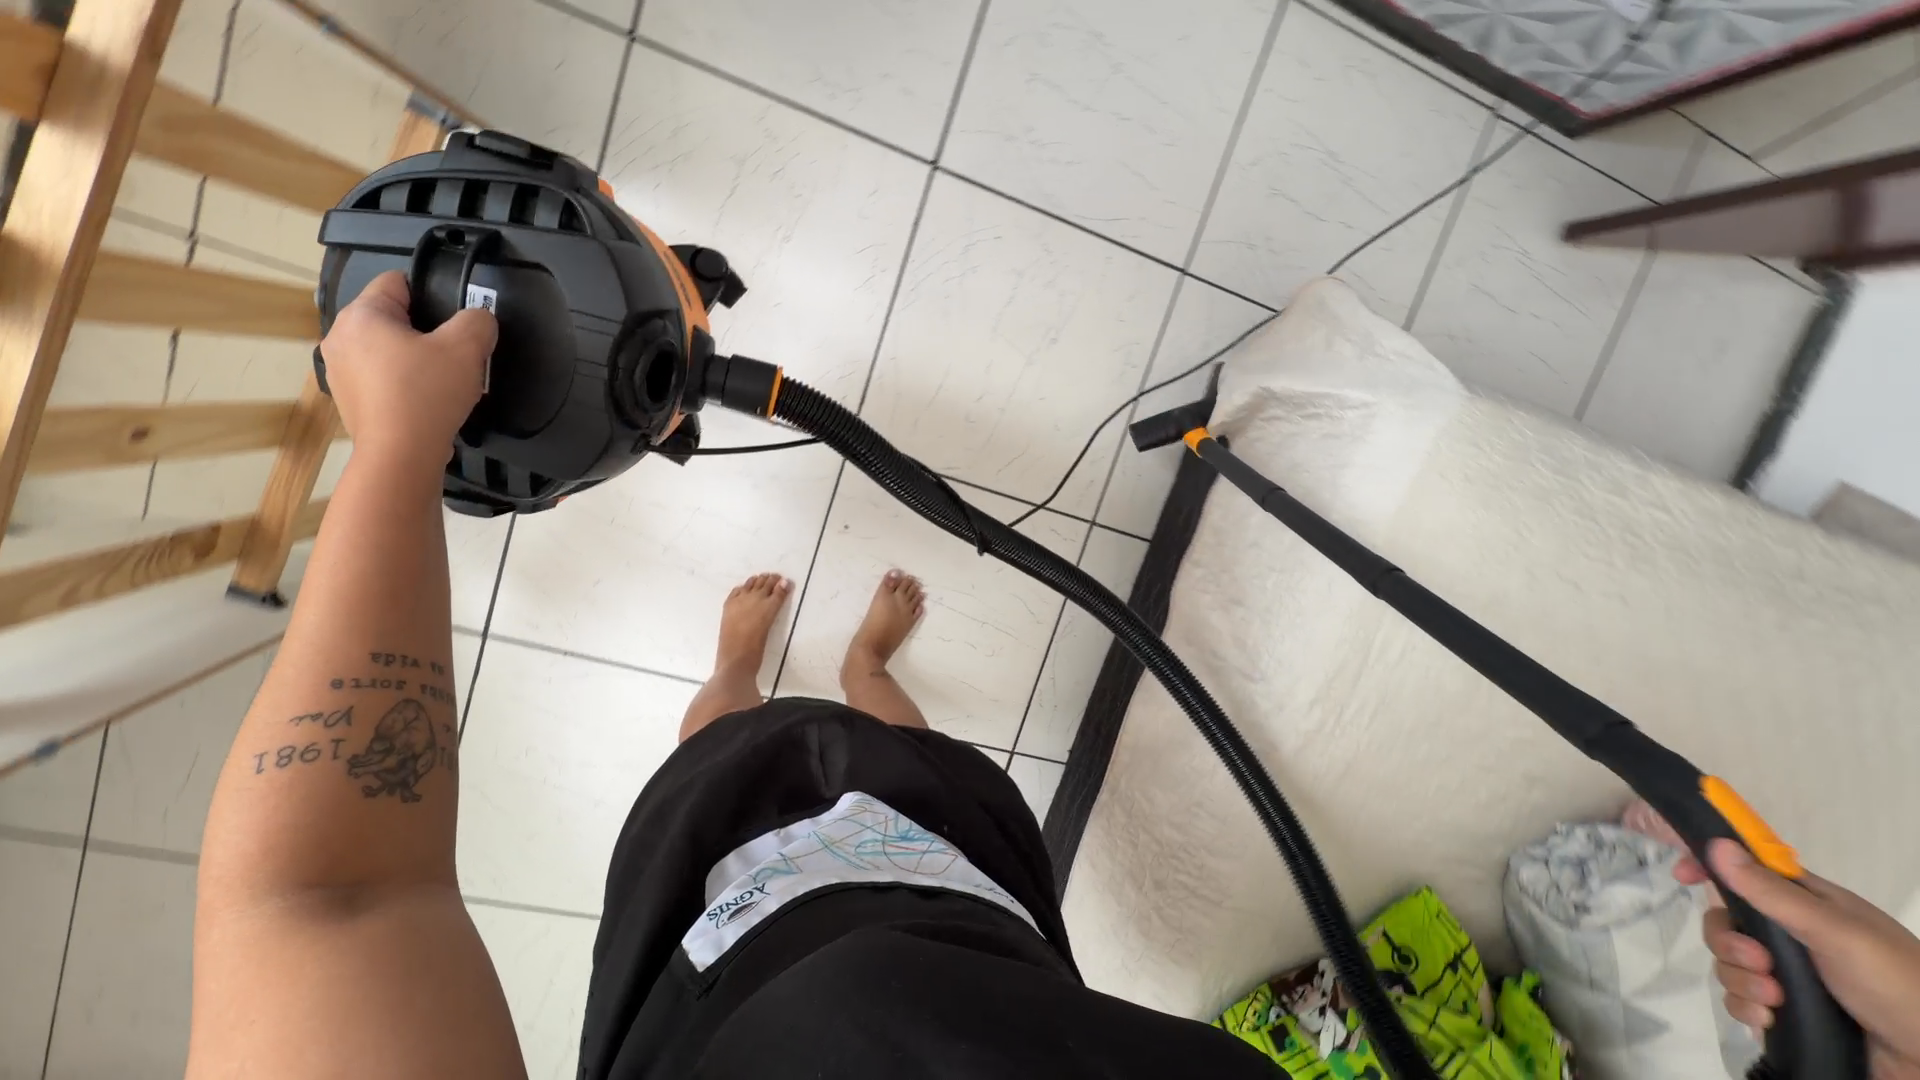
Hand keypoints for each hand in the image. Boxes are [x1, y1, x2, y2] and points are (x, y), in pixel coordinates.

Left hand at [319, 271, 494, 471]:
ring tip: (440, 383)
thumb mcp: (467, 349)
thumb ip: (478, 321)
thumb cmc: (428, 393)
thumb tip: (479, 319)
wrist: (400, 454)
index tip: (455, 321)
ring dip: (411, 359)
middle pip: (391, 318)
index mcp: (362, 314)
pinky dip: (400, 384)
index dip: (432, 294)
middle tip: (454, 356)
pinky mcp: (346, 400)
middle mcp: (339, 336)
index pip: (396, 282)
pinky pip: (379, 379)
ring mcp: (337, 370)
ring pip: (385, 350)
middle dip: (424, 332)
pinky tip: (422, 403)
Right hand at [1679, 839, 1919, 1078]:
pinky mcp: (1785, 1010)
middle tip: (1759, 961)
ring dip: (1741, 980)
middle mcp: (1791, 935)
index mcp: (1806, 905)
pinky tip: (1771, 1019)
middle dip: (1728, 942)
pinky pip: (1738, 999)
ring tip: (1776, 1000)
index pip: (1745, 871)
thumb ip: (1774, 892)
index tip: (1680, 876)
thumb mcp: (1836, 932)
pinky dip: (1748, 1008)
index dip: (1708, 867)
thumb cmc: (1897, 983)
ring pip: (1727, 962)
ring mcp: (1788, 974)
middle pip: (1724, 921)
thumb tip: (1717, 843)